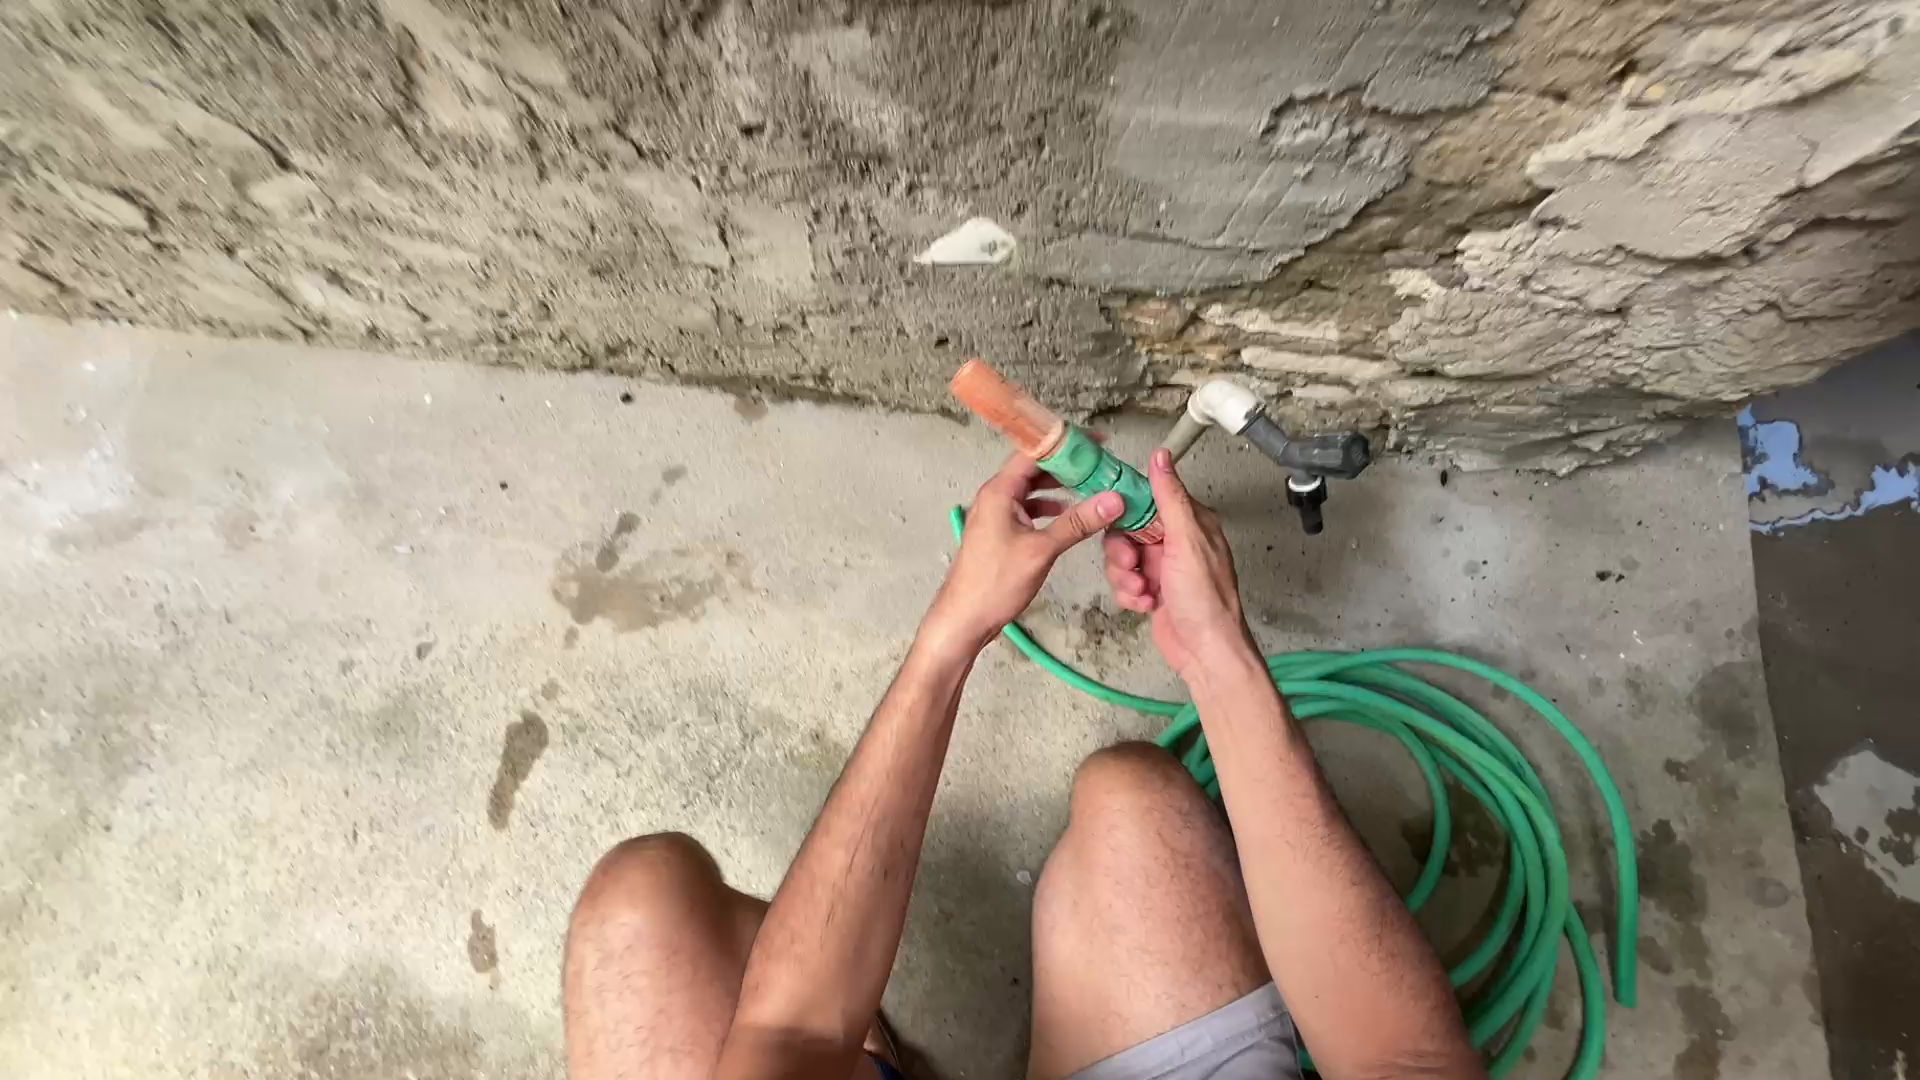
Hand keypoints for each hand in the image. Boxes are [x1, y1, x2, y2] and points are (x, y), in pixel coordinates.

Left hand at [921, 453, 1124, 656]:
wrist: (964, 618)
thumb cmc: (993, 584)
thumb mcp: (1041, 550)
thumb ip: (1077, 522)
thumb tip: (1112, 500)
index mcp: (999, 491)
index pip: (1033, 451)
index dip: (1065, 443)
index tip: (1094, 441)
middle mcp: (995, 496)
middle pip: (1034, 468)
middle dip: (1067, 464)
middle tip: (1099, 464)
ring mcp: (996, 514)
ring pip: (1031, 489)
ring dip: (1059, 486)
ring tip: (1090, 486)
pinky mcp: (1000, 532)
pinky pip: (1027, 508)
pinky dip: (1048, 507)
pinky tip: (1066, 514)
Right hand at [1102, 448, 1258, 677]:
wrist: (1204, 651)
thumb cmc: (1206, 601)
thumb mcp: (1186, 542)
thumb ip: (1170, 498)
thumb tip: (1162, 458)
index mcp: (1189, 523)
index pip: (1147, 499)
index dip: (1126, 510)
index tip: (1114, 518)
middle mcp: (1175, 541)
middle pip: (1126, 530)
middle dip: (1122, 552)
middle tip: (1133, 566)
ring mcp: (1162, 566)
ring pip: (1120, 557)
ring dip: (1125, 577)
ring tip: (1143, 590)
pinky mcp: (1151, 588)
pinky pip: (1123, 581)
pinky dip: (1129, 594)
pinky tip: (1146, 603)